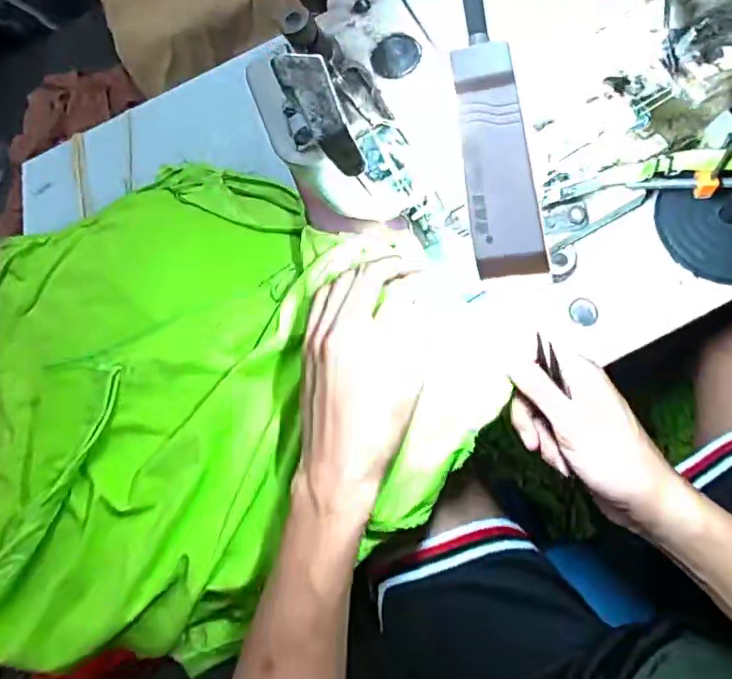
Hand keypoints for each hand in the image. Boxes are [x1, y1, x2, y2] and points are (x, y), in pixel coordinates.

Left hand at [296, 258, 428, 520]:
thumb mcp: (408, 379)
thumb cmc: (380, 429)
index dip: (412, 275)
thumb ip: (411, 331)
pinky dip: (338, 285)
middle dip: (388, 264)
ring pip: (337, 282)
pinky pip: (320, 300)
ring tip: (382, 270)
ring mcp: (315, 336)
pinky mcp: (306, 346)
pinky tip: (351, 288)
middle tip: (408, 266)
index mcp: (362, 336)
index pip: (390, 286)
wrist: (335, 468)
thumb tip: (414, 300)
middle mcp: (335, 328)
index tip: (426, 275)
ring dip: (361, 269)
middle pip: (362, 275)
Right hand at [508, 341, 686, 531]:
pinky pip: (550, 433)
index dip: (523, 373)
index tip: (520, 400)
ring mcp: (578, 410)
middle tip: (534, 443)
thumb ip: (538, 388)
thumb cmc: (611, 456)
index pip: (538, 354)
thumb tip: (512, 359)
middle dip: (530, 418)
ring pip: (539, 413)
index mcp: (580, 372)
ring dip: (543, 440)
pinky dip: (552, 450)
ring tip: (560, 460)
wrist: (643, 499)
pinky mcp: (577, 433)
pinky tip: (565, 466)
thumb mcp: (568, 421)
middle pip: (534, 387)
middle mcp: (578, 385)